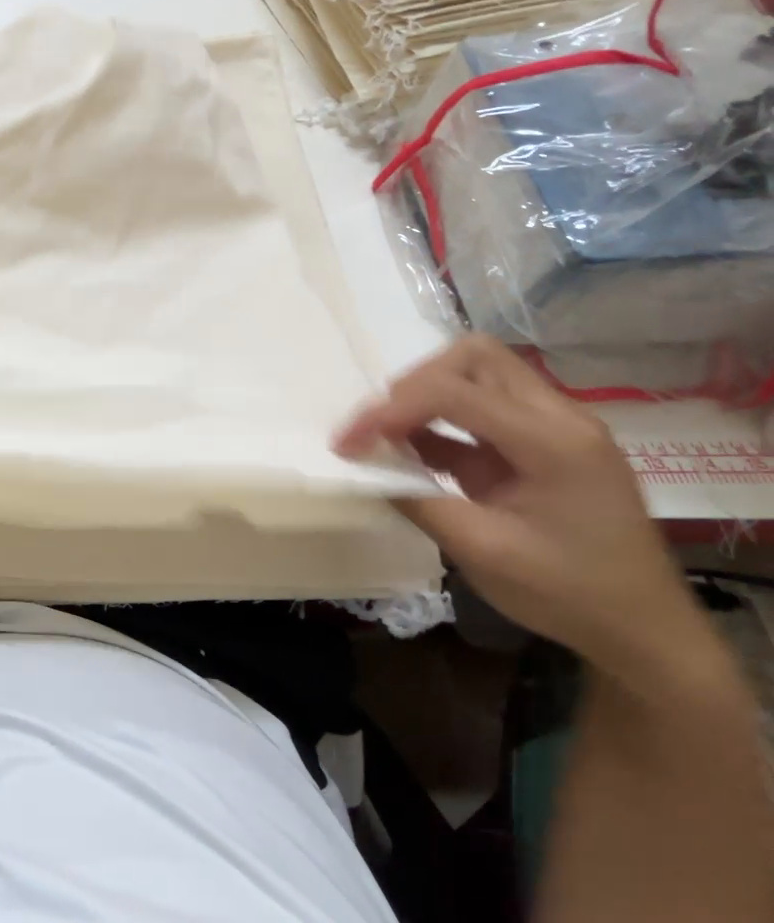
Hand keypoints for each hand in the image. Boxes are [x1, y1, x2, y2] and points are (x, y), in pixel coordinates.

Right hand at [334, 336, 701, 674]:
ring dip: (422, 398)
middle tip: (375, 430)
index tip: (347, 444)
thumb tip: (364, 468)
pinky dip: (437, 422)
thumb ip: (417, 499)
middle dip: (410, 386)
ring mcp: (554, 429)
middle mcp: (560, 419)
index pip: (454, 392)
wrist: (639, 627)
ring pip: (476, 375)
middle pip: (474, 359)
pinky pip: (481, 410)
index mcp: (554, 442)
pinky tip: (410, 454)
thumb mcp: (479, 549)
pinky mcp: (541, 445)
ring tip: (386, 439)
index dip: (390, 409)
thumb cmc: (565, 591)